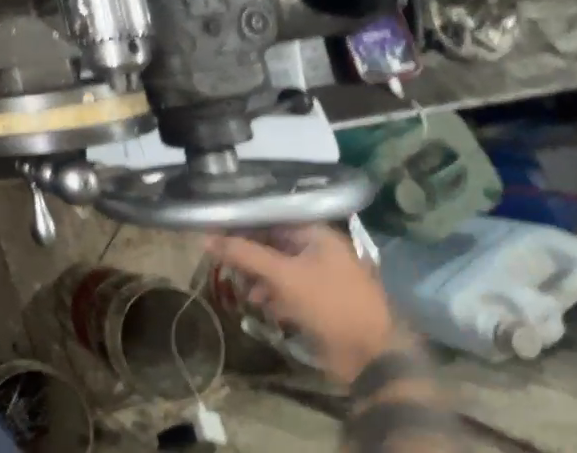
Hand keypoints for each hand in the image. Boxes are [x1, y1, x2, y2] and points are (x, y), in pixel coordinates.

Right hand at [208, 224, 403, 385]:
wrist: (372, 357)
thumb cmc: (329, 305)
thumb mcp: (282, 276)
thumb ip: (243, 254)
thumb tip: (204, 239)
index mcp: (318, 236)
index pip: (269, 219)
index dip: (240, 225)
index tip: (214, 233)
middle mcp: (321, 251)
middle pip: (272, 243)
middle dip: (247, 255)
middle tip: (223, 263)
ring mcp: (322, 277)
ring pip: (278, 268)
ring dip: (257, 277)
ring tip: (243, 290)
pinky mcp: (320, 300)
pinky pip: (288, 288)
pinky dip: (272, 294)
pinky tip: (261, 305)